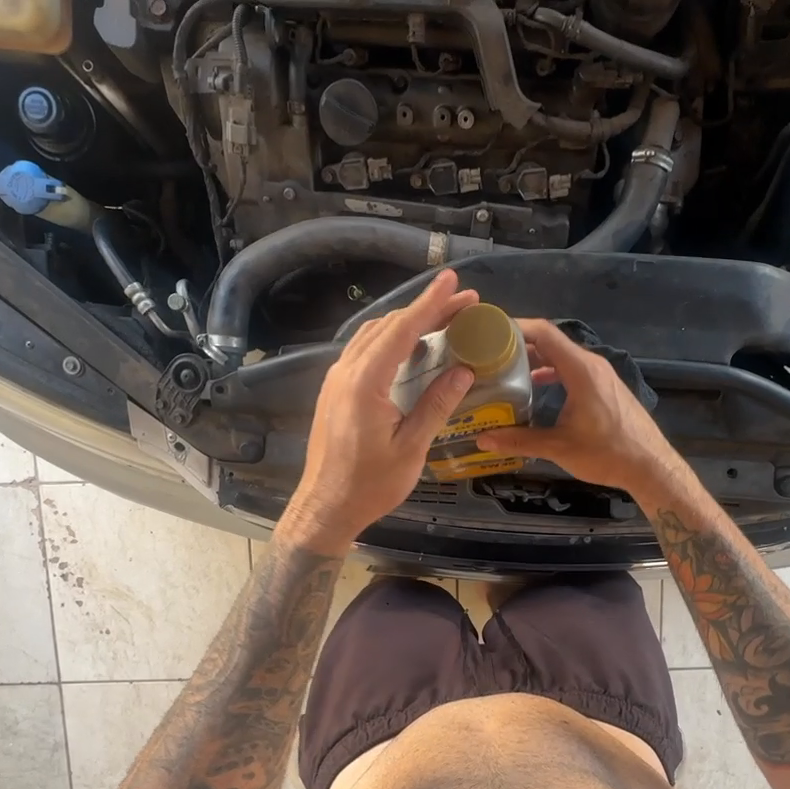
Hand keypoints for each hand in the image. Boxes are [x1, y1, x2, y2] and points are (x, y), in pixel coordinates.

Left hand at [278, 270, 479, 554]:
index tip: (453, 281)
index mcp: (365, 381)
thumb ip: (436, 405)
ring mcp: (336, 380)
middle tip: (462, 303)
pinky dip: (390, 341)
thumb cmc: (370, 484)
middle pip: (387, 326)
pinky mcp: (335, 392)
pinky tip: (411, 348)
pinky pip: (363, 352)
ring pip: (372, 336)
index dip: (430, 303)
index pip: (402, 330)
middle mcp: (345, 372)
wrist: (325, 507)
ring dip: (406, 323)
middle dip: (425, 310)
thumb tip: (464, 371)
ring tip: (442, 319)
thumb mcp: (411, 447)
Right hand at [476, 319, 685, 498]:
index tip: (489, 333)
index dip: (515, 328)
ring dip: (535, 361)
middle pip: (551, 343)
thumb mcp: (559, 448)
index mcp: (581, 369)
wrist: (651, 466)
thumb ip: (519, 440)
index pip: (544, 333)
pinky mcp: (605, 388)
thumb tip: (482, 439)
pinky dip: (551, 373)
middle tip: (489, 357)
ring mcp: (601, 375)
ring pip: (562, 357)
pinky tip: (535, 389)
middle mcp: (591, 364)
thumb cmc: (607, 453)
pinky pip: (572, 370)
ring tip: (505, 373)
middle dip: (519, 347)